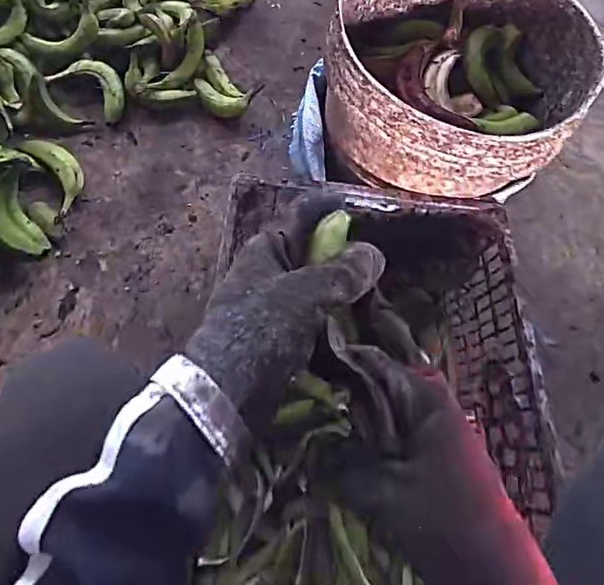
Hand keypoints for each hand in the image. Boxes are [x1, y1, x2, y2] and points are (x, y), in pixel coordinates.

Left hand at [184, 193, 383, 433]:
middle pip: (312, 251)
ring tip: (377, 290)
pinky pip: (315, 317)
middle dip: (344, 253)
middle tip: (379, 256)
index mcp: (266, 248)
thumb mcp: (304, 292)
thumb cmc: (259, 329)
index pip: (301, 214)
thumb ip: (341, 272)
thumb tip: (374, 254)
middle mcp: (268, 271)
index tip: (361, 205)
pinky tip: (358, 323)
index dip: (329, 206)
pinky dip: (335, 317)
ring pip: (316, 286)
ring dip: (343, 289)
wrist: (224, 397)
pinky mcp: (279, 338)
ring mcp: (273, 306)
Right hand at [325, 345, 556, 584]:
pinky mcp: (427, 454)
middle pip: (375, 386)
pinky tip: (340, 456)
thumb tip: (307, 455)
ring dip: (352, 423)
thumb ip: (343, 469)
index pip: (373, 363)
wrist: (493, 567)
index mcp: (424, 395)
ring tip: (315, 431)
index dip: (338, 365)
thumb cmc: (445, 518)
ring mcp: (430, 427)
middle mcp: (428, 401)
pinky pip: (389, 435)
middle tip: (304, 407)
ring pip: (380, 412)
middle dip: (342, 398)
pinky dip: (367, 443)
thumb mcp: (387, 493)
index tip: (304, 373)